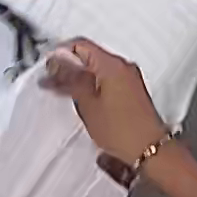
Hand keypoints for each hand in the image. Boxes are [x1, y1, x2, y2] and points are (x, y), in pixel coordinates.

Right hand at [40, 39, 169, 168]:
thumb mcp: (87, 103)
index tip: (47, 68)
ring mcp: (129, 78)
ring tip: (63, 91)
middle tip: (51, 80)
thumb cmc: (122, 131)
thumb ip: (70, 78)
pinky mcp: (131, 90)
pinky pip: (106, 78)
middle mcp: (123, 66)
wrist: (149, 151)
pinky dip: (92, 84)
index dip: (59, 54)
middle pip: (89, 55)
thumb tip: (56, 61)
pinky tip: (82, 98)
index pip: (80, 45)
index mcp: (112, 65)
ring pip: (97, 67)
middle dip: (68, 66)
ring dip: (79, 76)